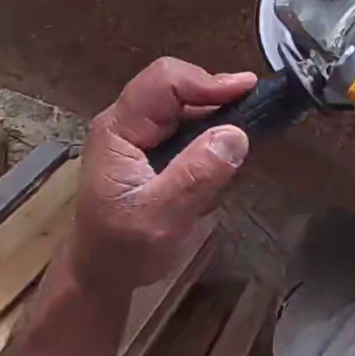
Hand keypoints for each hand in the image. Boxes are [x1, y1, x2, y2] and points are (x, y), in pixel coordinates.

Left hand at [68, 58, 255, 293]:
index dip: (208, 82)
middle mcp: (126, 123)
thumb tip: (236, 134)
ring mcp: (138, 136)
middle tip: (254, 122)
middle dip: (217, 101)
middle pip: (177, 89)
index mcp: (118, 130)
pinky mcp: (150, 151)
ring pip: (185, 109)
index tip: (249, 92)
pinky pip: (186, 131)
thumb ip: (195, 176)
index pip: (164, 82)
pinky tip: (220, 167)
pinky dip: (208, 142)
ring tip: (238, 152)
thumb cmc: (121, 250)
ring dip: (215, 124)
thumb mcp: (160, 218)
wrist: (100, 274)